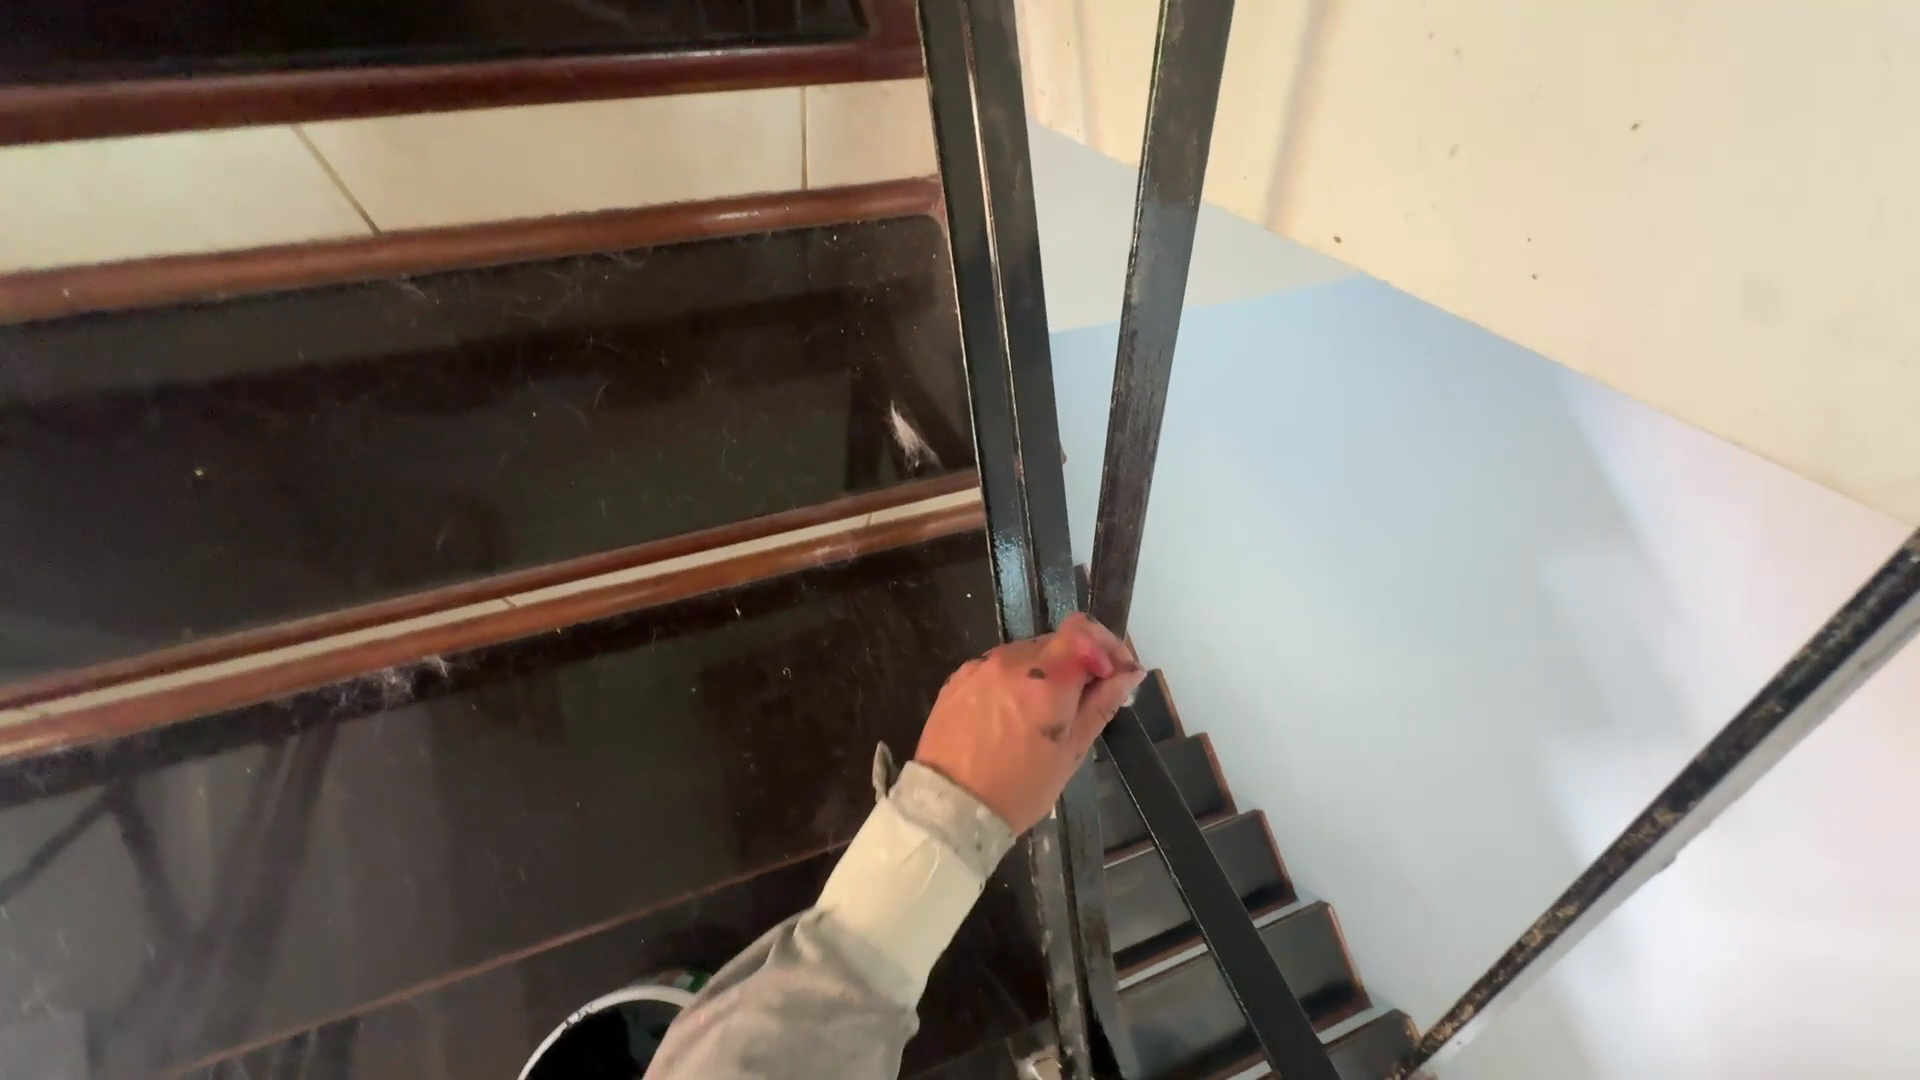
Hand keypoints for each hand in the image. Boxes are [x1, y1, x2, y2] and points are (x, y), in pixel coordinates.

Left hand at [915, 613, 1147, 832]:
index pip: (1084, 631)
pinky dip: (1013, 681)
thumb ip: (1101, 704)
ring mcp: (981, 666)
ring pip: (1025, 653)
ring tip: (1043, 715)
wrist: (951, 807)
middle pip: (1055, 641)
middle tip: (1083, 701)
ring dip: (1043, 673)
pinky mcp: (959, 677)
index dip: (1106, 645)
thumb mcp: (1071, 751)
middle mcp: (1012, 661)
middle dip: (1076, 663)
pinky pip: (997, 667)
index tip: (1113, 673)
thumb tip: (1130, 673)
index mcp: (1046, 679)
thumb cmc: (1020, 788)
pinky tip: (1010, 716)